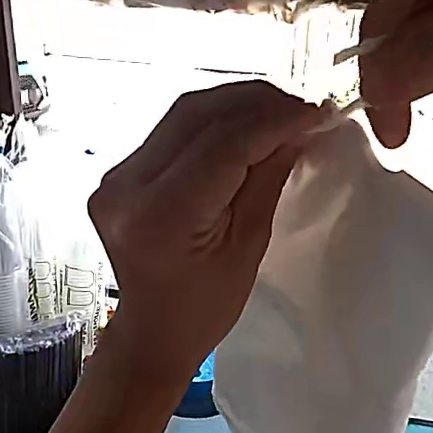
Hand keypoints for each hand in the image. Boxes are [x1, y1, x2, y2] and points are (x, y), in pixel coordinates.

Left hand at [88, 81, 321, 375]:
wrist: (153, 330)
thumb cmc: (205, 307)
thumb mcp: (249, 246)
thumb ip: (267, 179)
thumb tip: (297, 129)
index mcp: (162, 216)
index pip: (224, 144)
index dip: (275, 120)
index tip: (317, 112)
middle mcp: (127, 186)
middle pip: (198, 114)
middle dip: (258, 102)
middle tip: (304, 107)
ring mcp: (116, 175)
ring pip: (184, 113)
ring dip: (238, 104)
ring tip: (282, 111)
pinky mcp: (119, 172)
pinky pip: (173, 129)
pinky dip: (216, 120)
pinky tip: (248, 124)